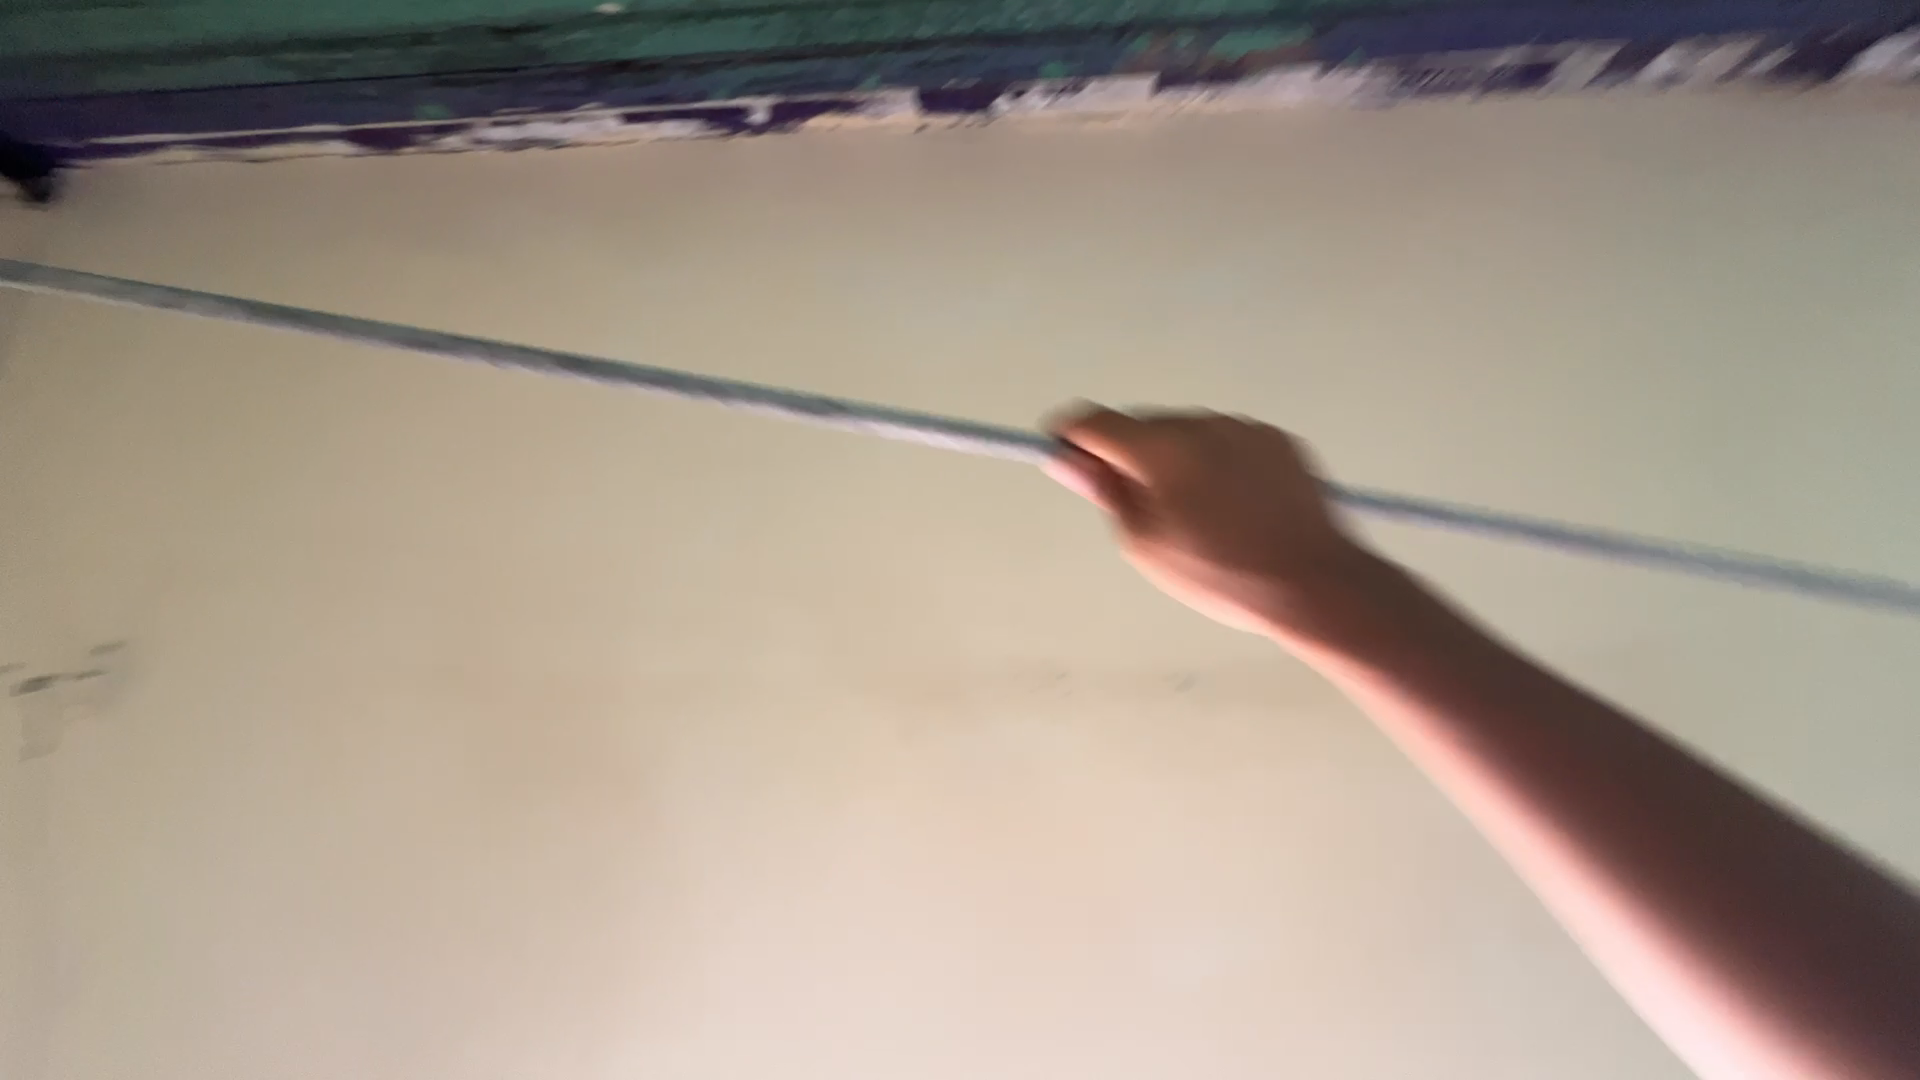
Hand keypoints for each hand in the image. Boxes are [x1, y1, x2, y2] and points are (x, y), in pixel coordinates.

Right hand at [1045, 405, 1385, 637]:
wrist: (1314, 583)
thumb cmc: (1216, 572)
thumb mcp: (1143, 542)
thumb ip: (1104, 490)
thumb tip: (1067, 459)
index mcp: (1162, 447)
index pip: (1096, 421)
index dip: (1070, 434)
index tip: (1060, 452)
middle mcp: (1202, 422)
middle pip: (1143, 425)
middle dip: (1126, 454)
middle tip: (1135, 504)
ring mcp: (1245, 427)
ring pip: (1186, 432)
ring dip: (1172, 456)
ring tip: (1193, 510)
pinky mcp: (1278, 440)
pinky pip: (1226, 441)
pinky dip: (1213, 461)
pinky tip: (1231, 502)